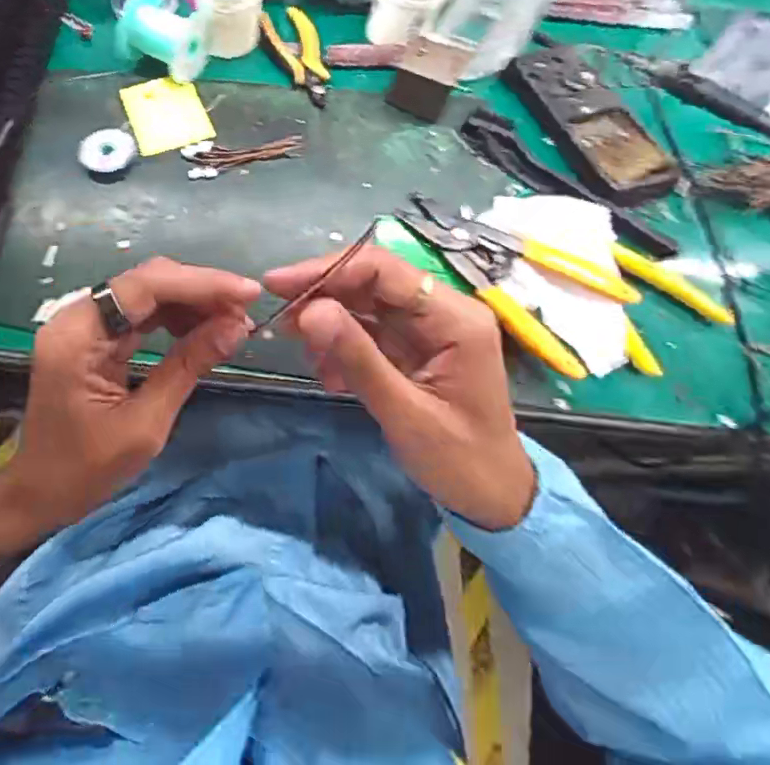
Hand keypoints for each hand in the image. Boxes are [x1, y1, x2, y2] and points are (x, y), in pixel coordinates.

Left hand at [1, 258, 260, 539]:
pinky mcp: (89, 338)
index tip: (247, 292)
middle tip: (246, 309)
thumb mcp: (145, 424)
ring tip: (231, 321)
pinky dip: (171, 317)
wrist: (38, 493)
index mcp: (77, 336)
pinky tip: (201, 328)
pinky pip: (134, 314)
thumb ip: (187, 367)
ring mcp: (80, 326)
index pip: (143, 287)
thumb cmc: (85, 470)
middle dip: (198, 290)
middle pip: (143, 282)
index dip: (199, 283)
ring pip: (142, 294)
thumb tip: (235, 328)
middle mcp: (74, 318)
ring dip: (188, 302)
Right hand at [264, 246, 536, 529]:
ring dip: (327, 324)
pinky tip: (329, 374)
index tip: (277, 284)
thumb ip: (358, 358)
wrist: (492, 498)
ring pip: (362, 304)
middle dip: (321, 296)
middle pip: (369, 281)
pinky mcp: (411, 346)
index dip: (327, 270)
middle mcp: (442, 312)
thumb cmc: (459, 460)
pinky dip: (339, 345)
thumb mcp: (404, 412)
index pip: (383, 270)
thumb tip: (310, 311)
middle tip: (280, 319)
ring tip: (308, 356)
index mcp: (455, 318)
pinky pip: (366, 329)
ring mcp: (426, 328)